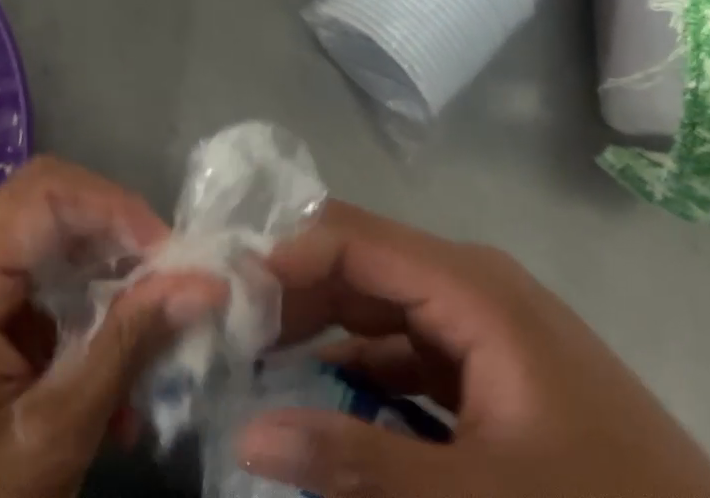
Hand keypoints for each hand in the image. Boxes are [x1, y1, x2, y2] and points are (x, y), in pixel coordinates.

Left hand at [0, 156, 224, 497]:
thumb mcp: (56, 430)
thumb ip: (126, 345)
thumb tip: (204, 282)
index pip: (45, 194)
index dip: (119, 209)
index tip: (178, 260)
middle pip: (45, 213)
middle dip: (117, 250)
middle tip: (175, 300)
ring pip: (43, 251)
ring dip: (102, 294)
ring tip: (149, 359)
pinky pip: (27, 290)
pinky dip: (73, 323)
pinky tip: (107, 385)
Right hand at [237, 201, 709, 497]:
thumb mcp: (475, 495)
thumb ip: (356, 462)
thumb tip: (245, 435)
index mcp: (472, 288)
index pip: (348, 238)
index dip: (278, 258)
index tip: (218, 299)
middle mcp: (473, 288)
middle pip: (356, 262)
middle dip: (286, 291)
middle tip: (219, 328)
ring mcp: (484, 328)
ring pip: (375, 303)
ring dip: (313, 325)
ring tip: (248, 354)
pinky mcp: (491, 369)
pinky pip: (402, 346)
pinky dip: (353, 362)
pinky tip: (313, 390)